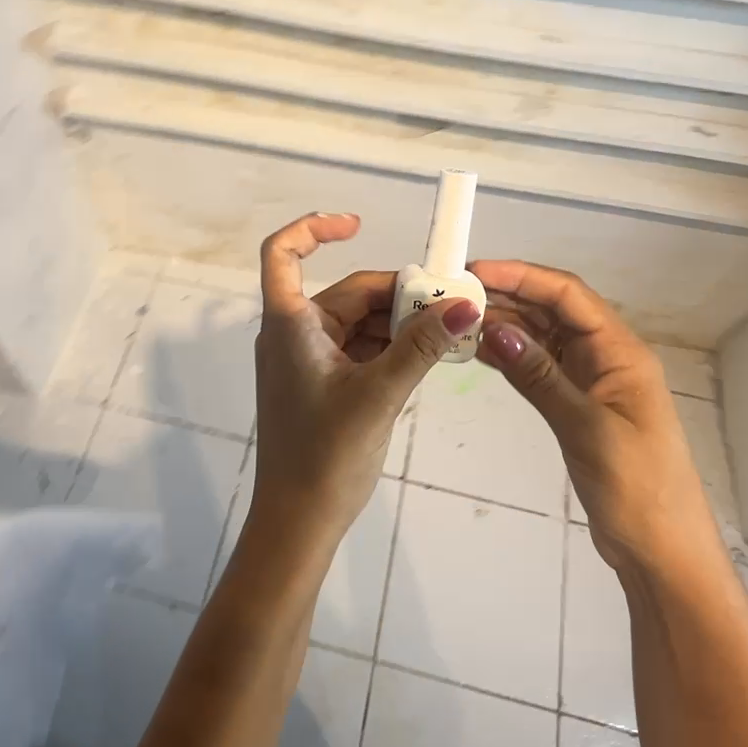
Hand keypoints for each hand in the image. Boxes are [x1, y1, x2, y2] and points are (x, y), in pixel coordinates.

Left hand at [252, 213, 479, 544]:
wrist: (298, 521)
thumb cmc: (324, 455)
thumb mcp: (379, 395)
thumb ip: (421, 347)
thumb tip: (464, 305)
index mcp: (290, 325)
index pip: (283, 254)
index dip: (313, 229)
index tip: (358, 225)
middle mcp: (294, 333)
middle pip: (347, 293)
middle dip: (397, 294)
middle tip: (451, 303)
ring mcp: (308, 360)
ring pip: (359, 322)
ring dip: (400, 323)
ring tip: (450, 329)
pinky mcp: (323, 384)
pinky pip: (361, 349)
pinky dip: (391, 347)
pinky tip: (428, 354)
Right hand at [470, 260, 717, 572]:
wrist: (661, 550)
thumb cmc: (636, 487)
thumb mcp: (586, 429)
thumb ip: (539, 377)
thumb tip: (493, 329)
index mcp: (620, 352)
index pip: (568, 295)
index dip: (522, 276)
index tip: (476, 272)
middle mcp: (605, 357)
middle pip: (553, 310)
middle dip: (507, 295)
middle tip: (455, 293)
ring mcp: (590, 380)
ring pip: (542, 336)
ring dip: (505, 323)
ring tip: (458, 316)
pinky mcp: (576, 405)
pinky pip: (538, 366)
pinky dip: (510, 355)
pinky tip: (478, 350)